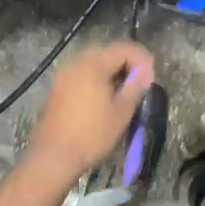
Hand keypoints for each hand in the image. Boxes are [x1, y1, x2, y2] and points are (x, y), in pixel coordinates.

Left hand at [26, 41, 155, 180]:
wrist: (52, 157)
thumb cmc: (91, 135)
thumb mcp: (121, 113)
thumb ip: (135, 87)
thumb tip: (146, 70)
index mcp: (93, 63)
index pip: (123, 48)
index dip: (141, 57)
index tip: (152, 74)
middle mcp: (76, 61)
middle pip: (107, 50)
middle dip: (126, 61)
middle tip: (139, 79)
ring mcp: (64, 73)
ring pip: (93, 60)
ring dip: (110, 68)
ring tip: (122, 88)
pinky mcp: (57, 86)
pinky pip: (81, 71)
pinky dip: (95, 76)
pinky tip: (102, 94)